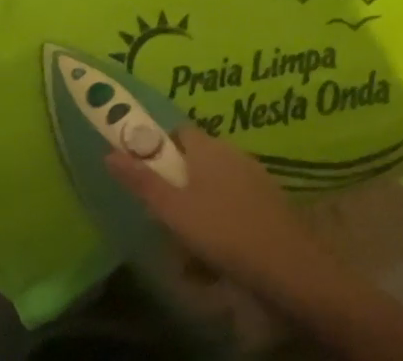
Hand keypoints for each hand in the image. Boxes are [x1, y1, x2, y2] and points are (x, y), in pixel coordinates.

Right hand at [110, 130, 402, 360]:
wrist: (294, 272)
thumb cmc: (224, 233)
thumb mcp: (173, 211)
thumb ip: (141, 181)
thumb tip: (108, 152)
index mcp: (207, 147)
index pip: (177, 130)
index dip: (158, 146)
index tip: (145, 171)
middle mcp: (233, 153)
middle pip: (197, 159)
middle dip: (178, 182)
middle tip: (163, 213)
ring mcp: (257, 179)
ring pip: (216, 186)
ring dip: (200, 207)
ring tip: (188, 244)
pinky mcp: (273, 206)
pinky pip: (237, 206)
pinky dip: (223, 222)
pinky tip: (219, 255)